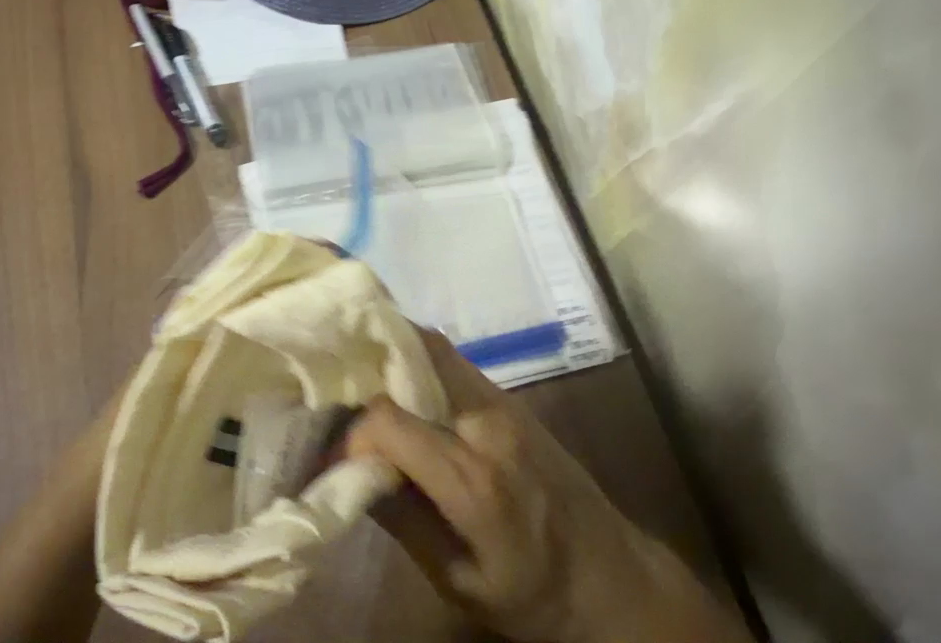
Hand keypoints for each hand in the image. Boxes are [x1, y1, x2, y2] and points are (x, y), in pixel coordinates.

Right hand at [346, 332, 750, 642]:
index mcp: (474, 480)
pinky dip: (414, 360)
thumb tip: (348, 472)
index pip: (389, 422)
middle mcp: (488, 424)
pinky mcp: (511, 398)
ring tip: (352, 375)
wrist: (613, 577)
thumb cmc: (532, 593)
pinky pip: (451, 361)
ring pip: (434, 347)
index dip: (349, 435)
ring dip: (388, 351)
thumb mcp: (458, 580)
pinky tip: (394, 384)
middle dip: (364, 359)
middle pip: (416, 354)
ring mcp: (504, 402)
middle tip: (327, 381)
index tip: (329, 458)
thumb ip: (402, 520)